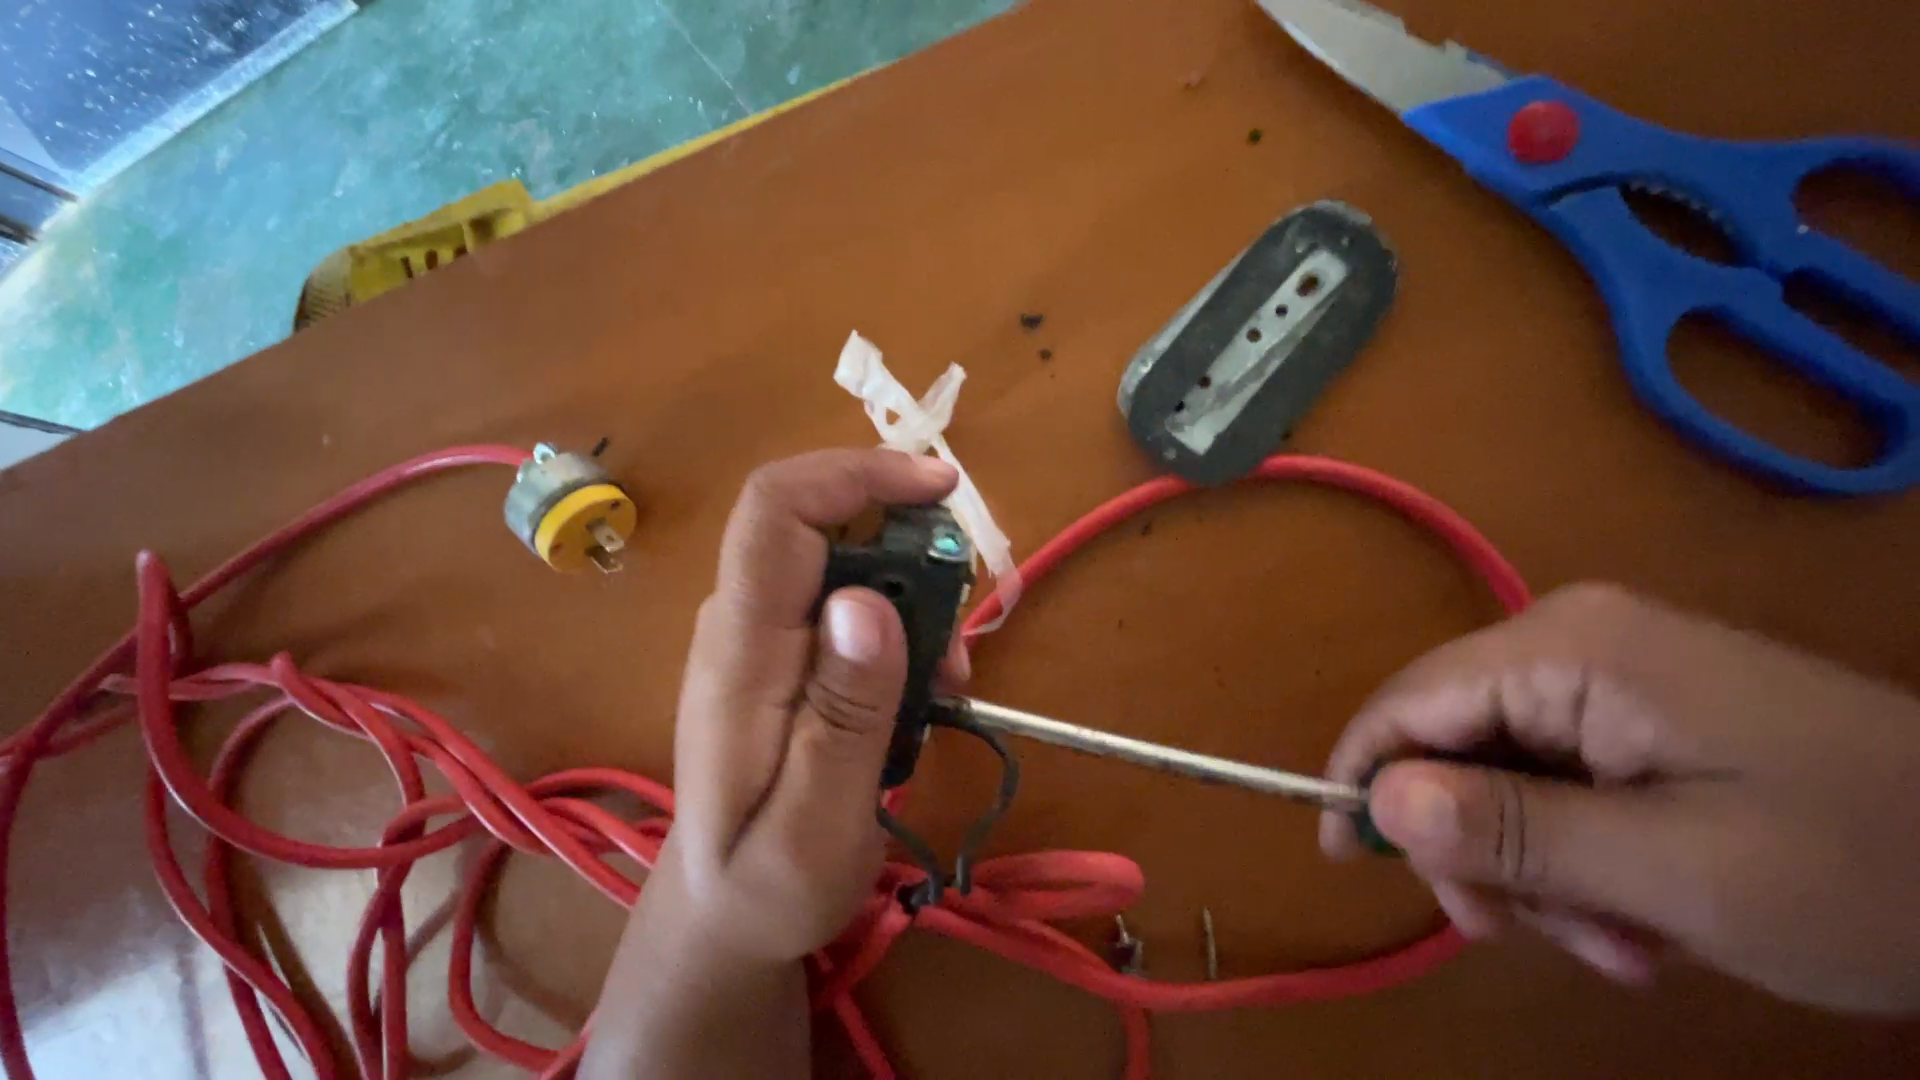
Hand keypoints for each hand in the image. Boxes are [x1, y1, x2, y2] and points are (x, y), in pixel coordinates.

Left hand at [660, 447, 961, 960]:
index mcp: (741, 652)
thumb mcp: (817, 824)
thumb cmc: (768, 882)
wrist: (725, 910)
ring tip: (949, 678)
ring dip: (915, 594)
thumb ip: (844, 716)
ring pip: (844, 560)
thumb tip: (868, 601)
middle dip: (908, 544)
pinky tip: (926, 685)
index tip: (942, 488)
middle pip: (820, 522)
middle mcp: (741, 623)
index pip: (776, 511)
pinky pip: (847, 601)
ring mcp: (760, 635)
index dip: (857, 474)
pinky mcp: (783, 653)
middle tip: (962, 625)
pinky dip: (902, 623)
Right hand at [1320, 583, 1919, 1014]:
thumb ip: (1515, 829)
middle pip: (1450, 739)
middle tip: (1513, 932)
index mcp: (1566, 650)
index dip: (1363, 777)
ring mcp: (1604, 673)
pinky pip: (1553, 776)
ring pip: (1498, 770)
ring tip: (1612, 943)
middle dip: (1474, 843)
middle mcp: (1568, 641)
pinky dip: (1572, 852)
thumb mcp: (1676, 869)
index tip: (1344, 861)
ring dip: (1532, 865)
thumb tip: (1377, 803)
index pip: (1410, 703)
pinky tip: (1633, 915)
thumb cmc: (1863, 866)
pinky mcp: (1634, 708)